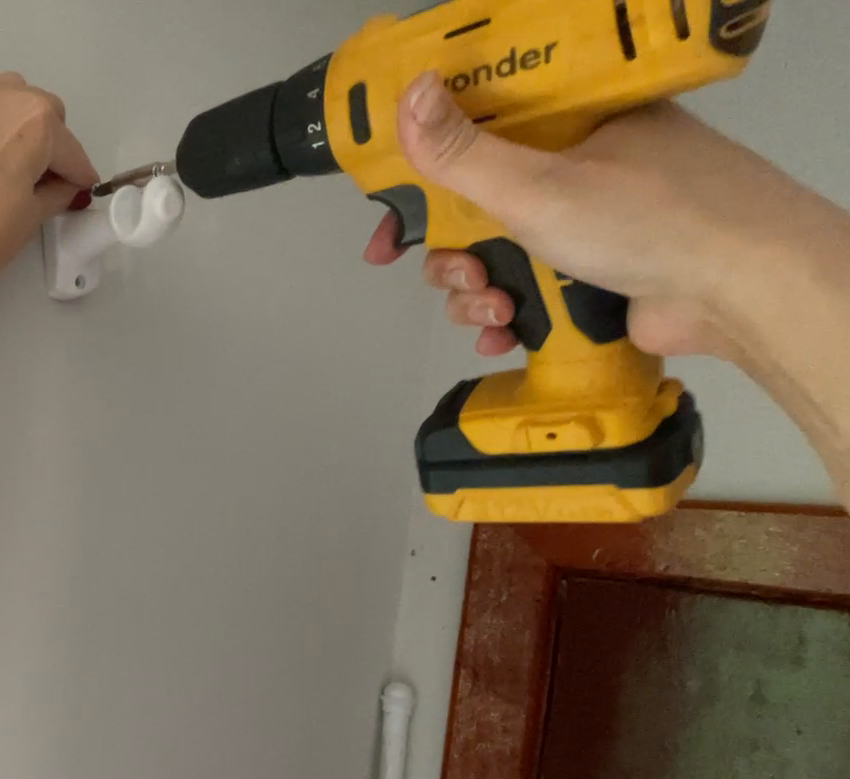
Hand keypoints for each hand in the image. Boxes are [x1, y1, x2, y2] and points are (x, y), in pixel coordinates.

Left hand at [0, 56, 98, 306]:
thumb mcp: (30, 220)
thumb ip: (56, 192)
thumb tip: (65, 184)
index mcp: (37, 123)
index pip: (68, 147)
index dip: (76, 172)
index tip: (77, 187)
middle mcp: (2, 96)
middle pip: (38, 111)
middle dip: (44, 143)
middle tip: (33, 180)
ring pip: (1, 91)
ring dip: (8, 116)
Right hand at [365, 73, 819, 363]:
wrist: (740, 292)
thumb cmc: (645, 221)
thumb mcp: (536, 184)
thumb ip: (461, 152)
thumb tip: (410, 94)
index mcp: (571, 129)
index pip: (474, 143)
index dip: (421, 184)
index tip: (389, 226)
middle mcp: (576, 172)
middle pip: (472, 213)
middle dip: (451, 256)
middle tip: (456, 276)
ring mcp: (583, 225)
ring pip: (489, 260)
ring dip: (475, 295)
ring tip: (497, 309)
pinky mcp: (587, 274)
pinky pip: (518, 293)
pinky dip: (501, 318)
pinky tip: (504, 333)